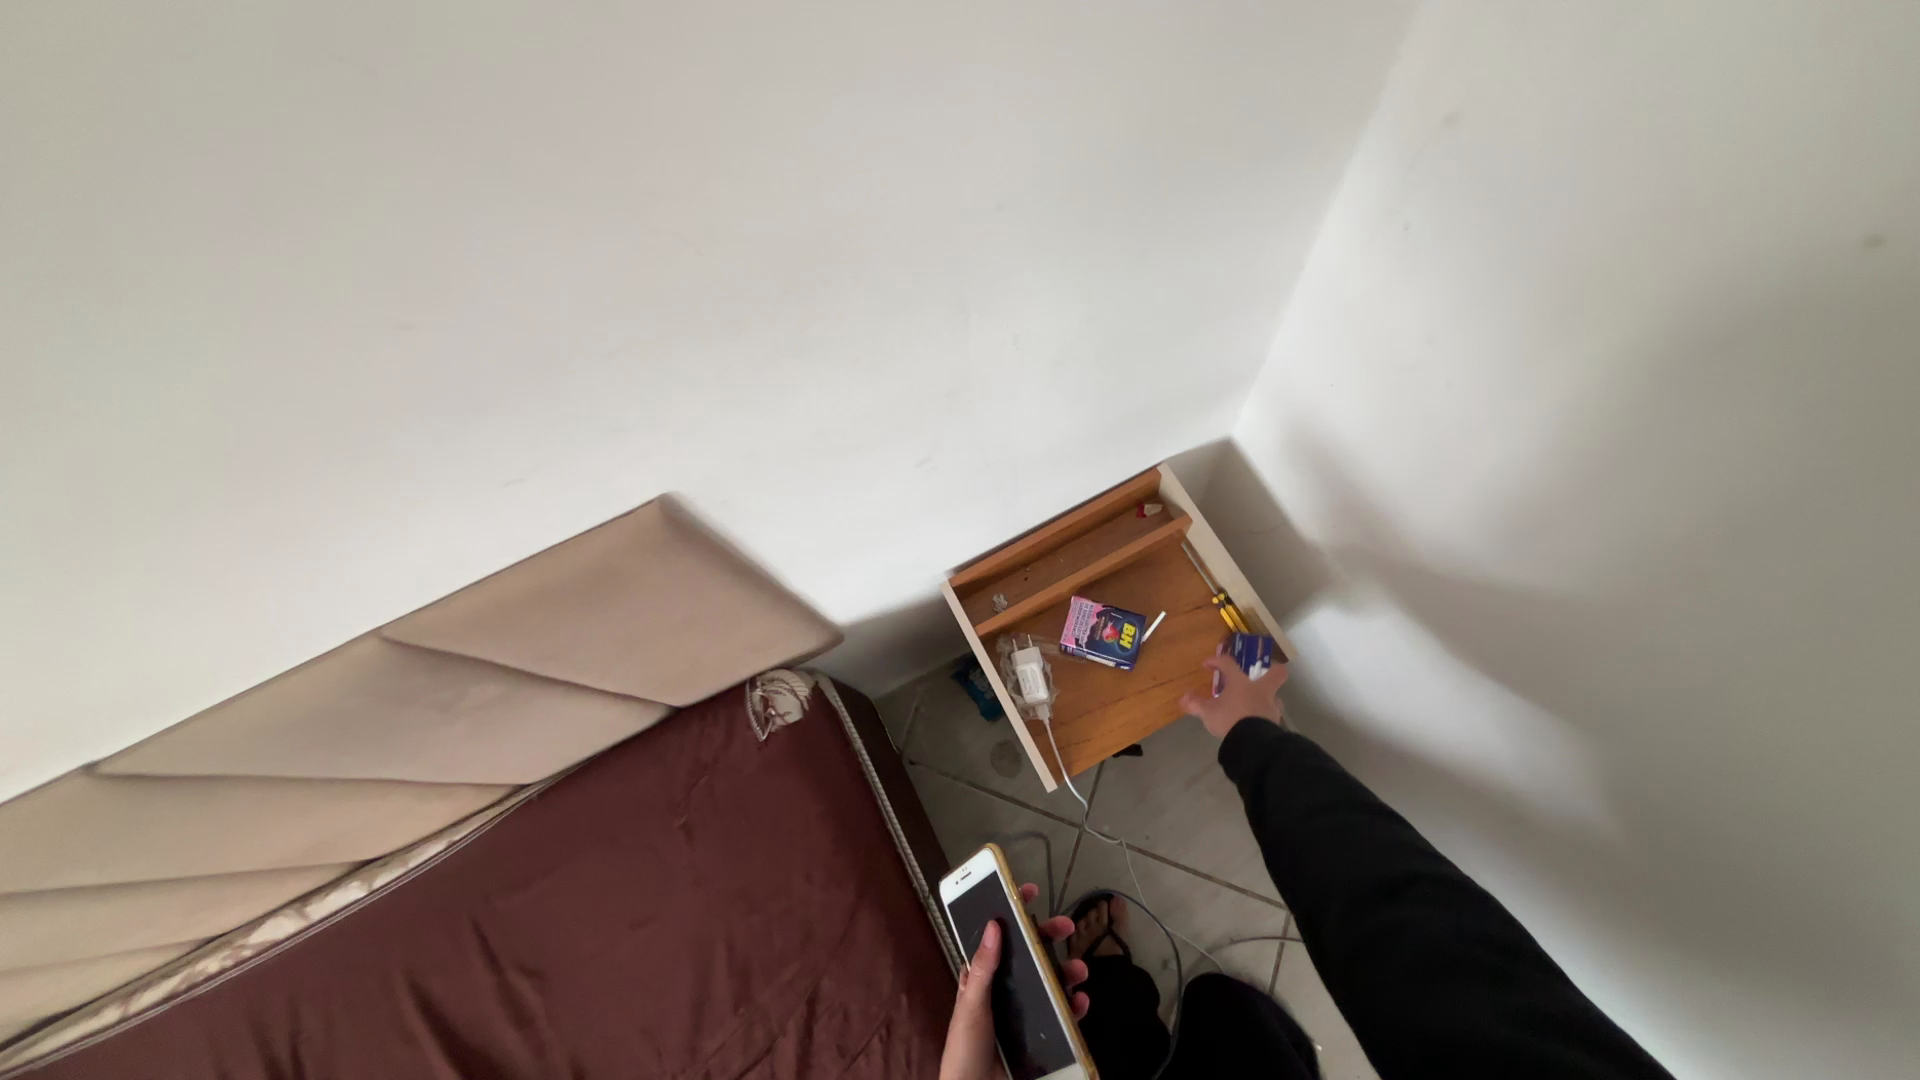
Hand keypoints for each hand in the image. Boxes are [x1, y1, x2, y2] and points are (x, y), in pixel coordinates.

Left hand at [938, 882, 1089, 1079]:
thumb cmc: (964, 1048)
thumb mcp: (971, 1006)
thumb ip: (983, 968)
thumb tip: (994, 924)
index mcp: (984, 974)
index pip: (997, 934)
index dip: (1011, 910)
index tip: (1027, 889)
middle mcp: (1005, 986)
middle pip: (1029, 952)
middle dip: (1047, 935)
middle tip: (1067, 925)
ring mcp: (1023, 1009)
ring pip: (1048, 980)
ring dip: (1066, 971)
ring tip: (1080, 970)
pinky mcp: (1038, 1033)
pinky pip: (1060, 1014)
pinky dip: (1073, 1006)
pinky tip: (1080, 1002)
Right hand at [1180, 652, 1287, 738]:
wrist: (1253, 743)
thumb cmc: (1229, 720)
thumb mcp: (1208, 713)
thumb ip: (1196, 704)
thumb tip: (1184, 699)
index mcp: (1241, 683)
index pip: (1228, 664)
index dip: (1216, 661)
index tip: (1207, 665)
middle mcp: (1260, 690)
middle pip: (1276, 673)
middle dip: (1272, 670)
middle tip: (1261, 674)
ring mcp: (1271, 706)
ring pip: (1275, 696)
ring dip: (1267, 698)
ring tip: (1254, 705)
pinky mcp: (1275, 722)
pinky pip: (1271, 715)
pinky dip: (1264, 716)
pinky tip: (1255, 723)